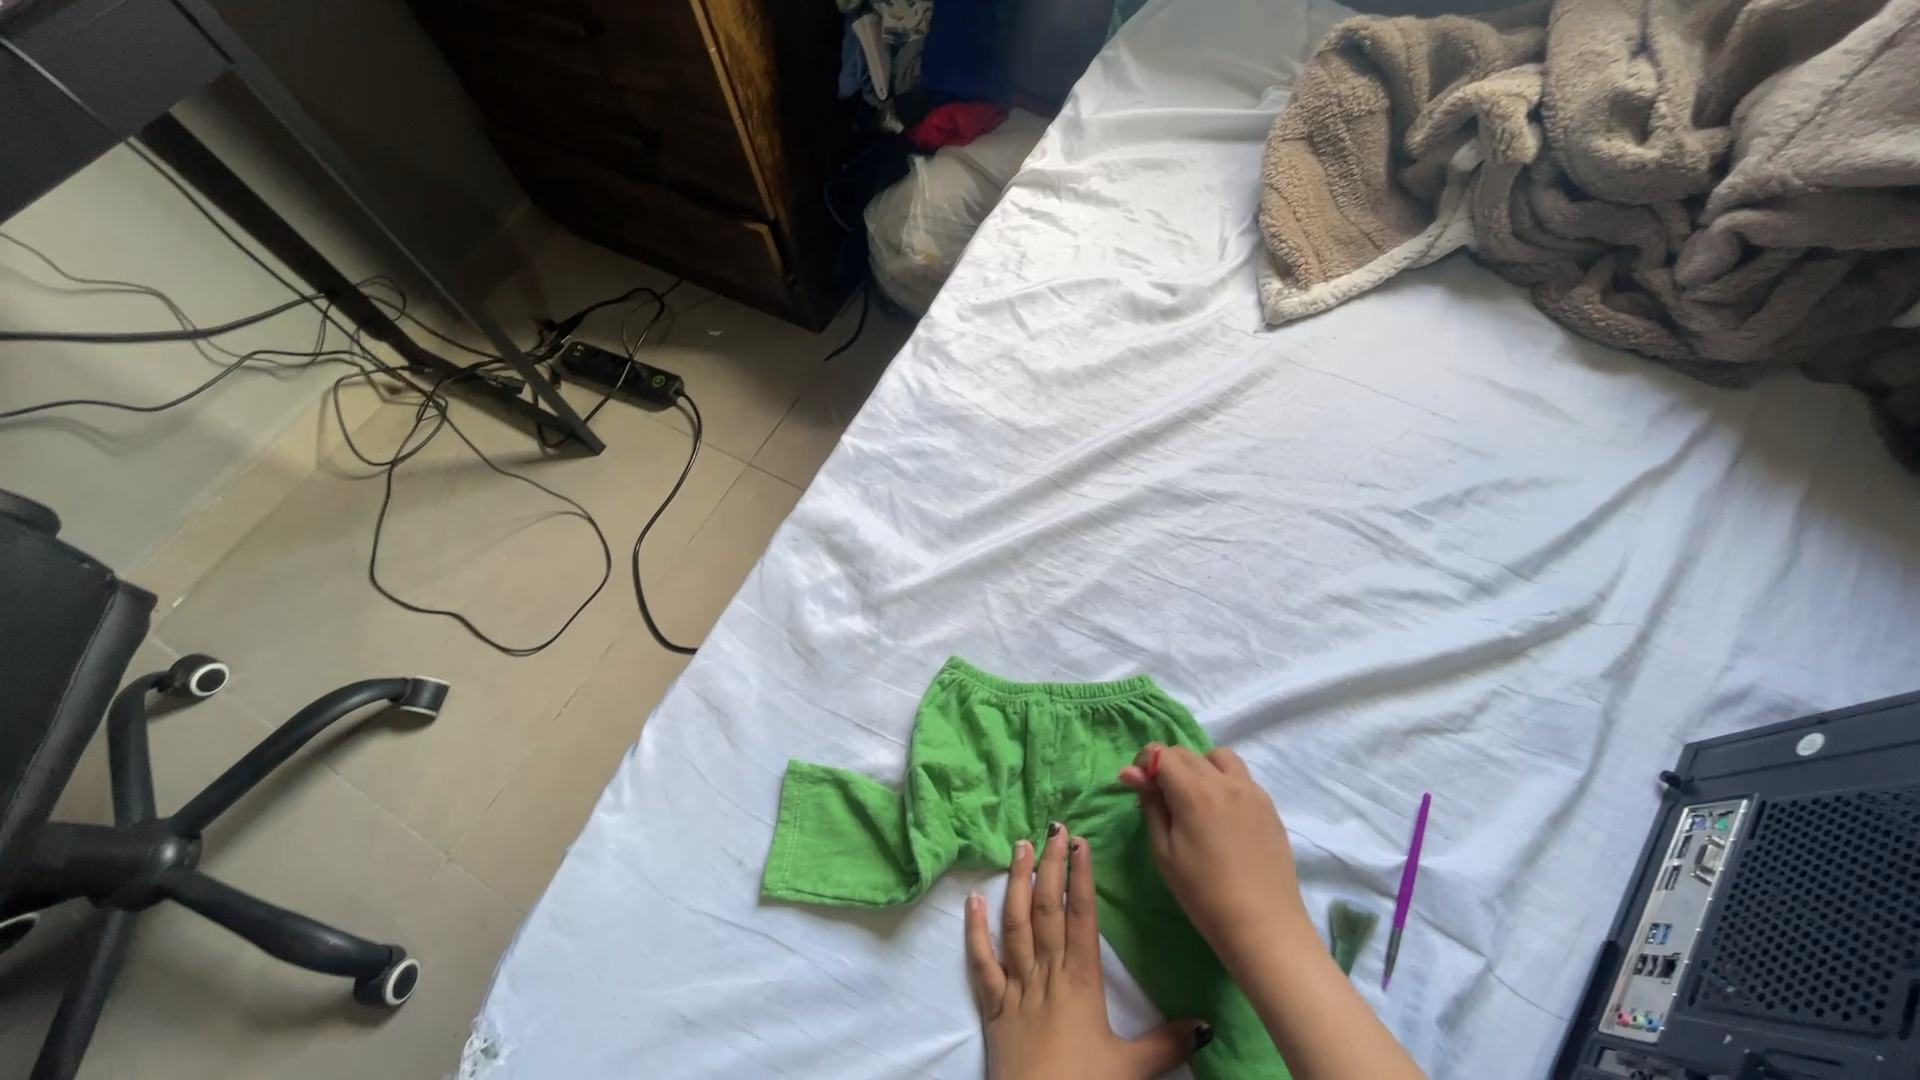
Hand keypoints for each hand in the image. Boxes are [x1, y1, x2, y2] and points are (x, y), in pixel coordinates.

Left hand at [966, 823, 1211, 1079]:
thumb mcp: (1134, 1068)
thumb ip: (1168, 1043)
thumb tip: (1207, 1025)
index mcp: (1081, 980)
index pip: (1082, 916)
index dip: (1082, 877)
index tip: (1080, 842)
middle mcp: (1047, 973)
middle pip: (1047, 908)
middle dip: (1050, 866)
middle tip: (1052, 828)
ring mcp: (1016, 986)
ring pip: (1015, 923)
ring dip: (1017, 882)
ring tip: (1019, 846)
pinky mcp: (993, 1005)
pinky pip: (982, 961)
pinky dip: (975, 930)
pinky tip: (973, 900)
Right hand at [1118, 744, 1312, 964]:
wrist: (1263, 926)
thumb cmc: (1204, 894)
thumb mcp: (1164, 853)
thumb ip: (1151, 806)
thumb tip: (1134, 775)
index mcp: (1195, 792)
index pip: (1162, 754)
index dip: (1143, 763)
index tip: (1137, 787)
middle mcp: (1225, 782)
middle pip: (1187, 753)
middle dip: (1166, 766)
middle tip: (1159, 799)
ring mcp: (1252, 791)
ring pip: (1218, 757)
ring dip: (1198, 766)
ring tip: (1193, 798)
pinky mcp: (1269, 806)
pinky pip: (1240, 777)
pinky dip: (1222, 780)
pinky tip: (1219, 813)